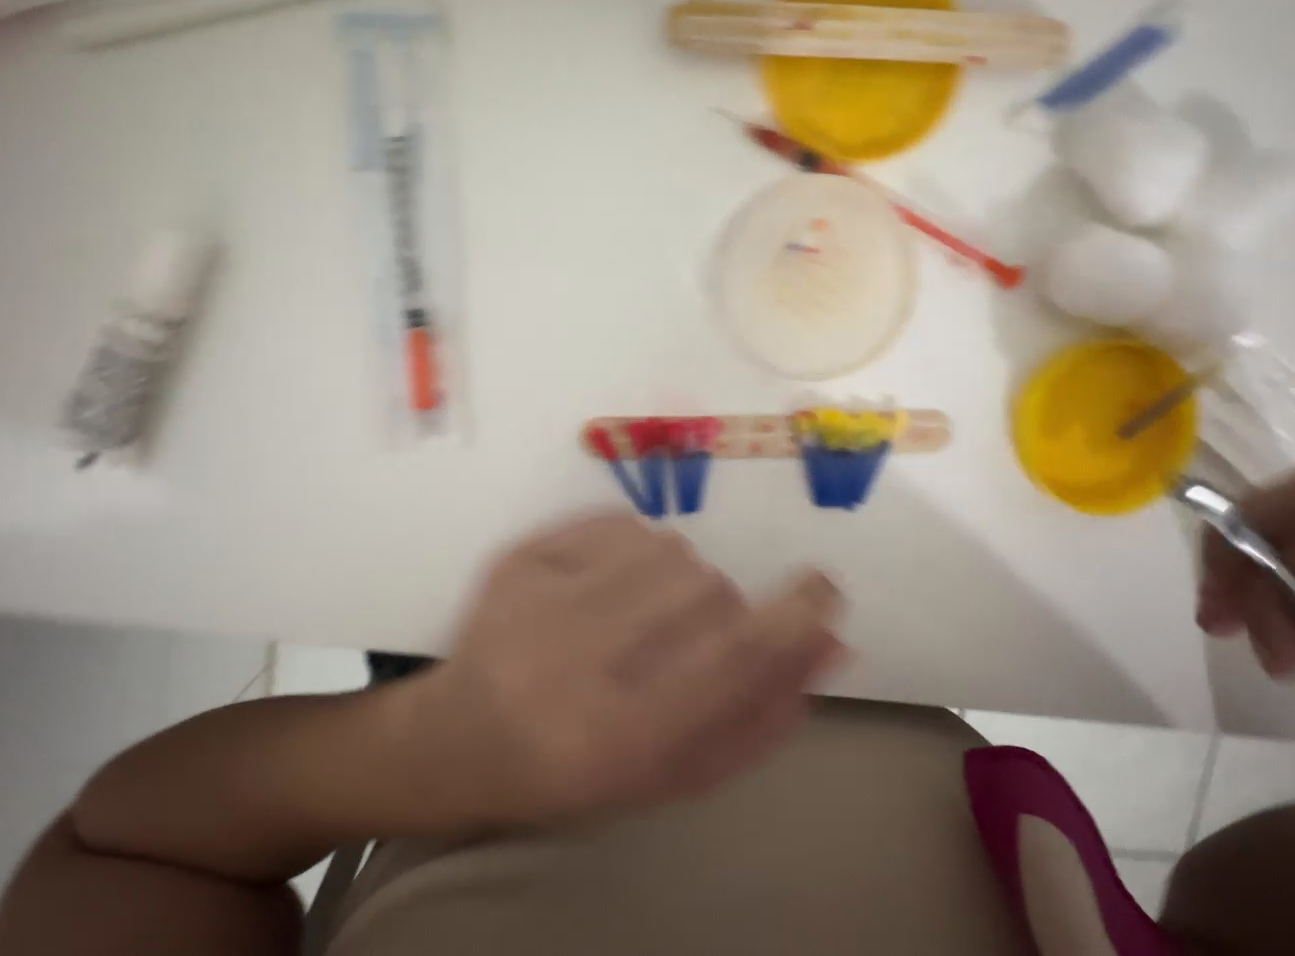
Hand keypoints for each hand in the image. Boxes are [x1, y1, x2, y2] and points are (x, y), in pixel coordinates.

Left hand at [403, 512, 845, 827]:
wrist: (460, 740)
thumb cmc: (578, 773)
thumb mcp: (676, 772)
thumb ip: (759, 716)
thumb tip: (833, 643)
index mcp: (624, 734)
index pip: (737, 655)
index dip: (796, 614)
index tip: (823, 589)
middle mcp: (581, 660)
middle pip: (708, 591)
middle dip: (723, 609)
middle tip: (690, 638)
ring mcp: (542, 599)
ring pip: (670, 549)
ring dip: (679, 578)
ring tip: (644, 614)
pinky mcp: (520, 558)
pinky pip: (620, 522)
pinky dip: (635, 548)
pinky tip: (609, 585)